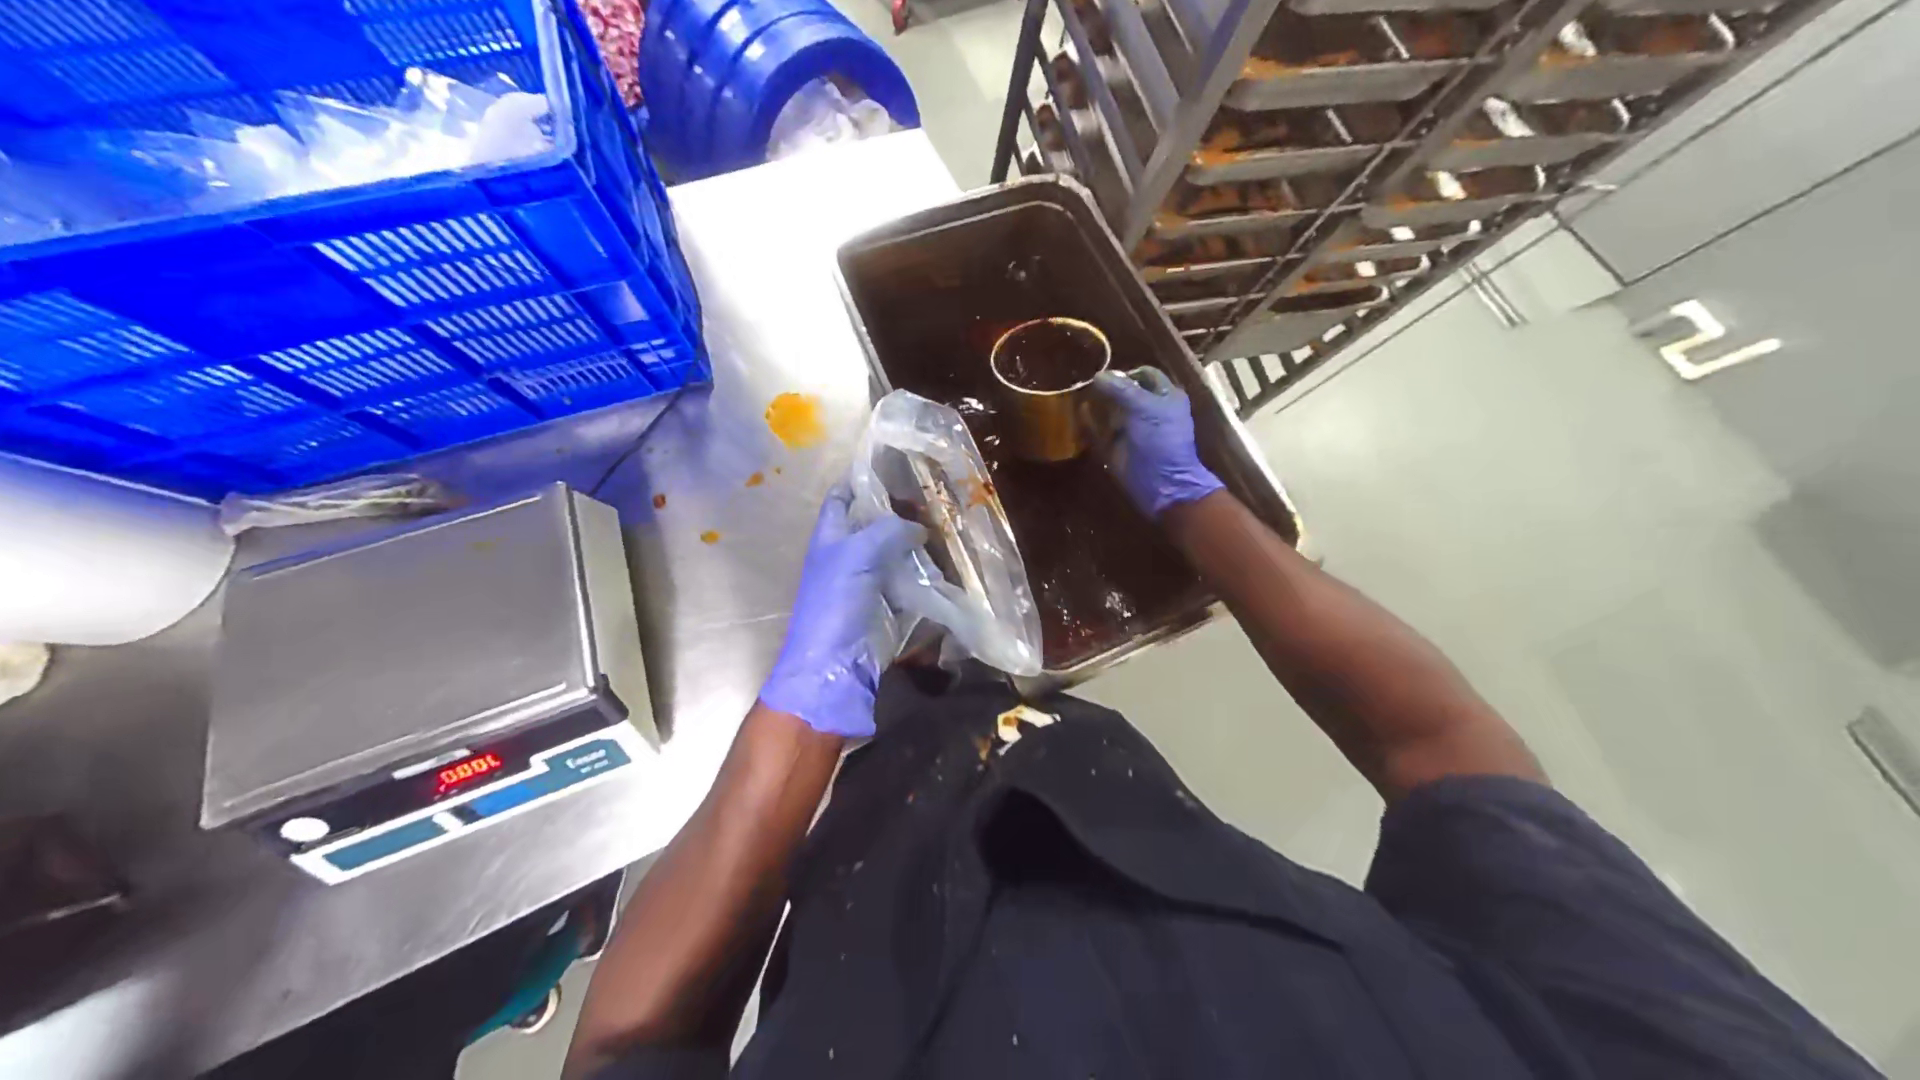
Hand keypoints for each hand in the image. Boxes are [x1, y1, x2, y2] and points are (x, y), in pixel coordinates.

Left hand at [760, 483, 927, 737]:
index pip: (843, 496)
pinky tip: (944, 560)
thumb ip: (888, 529)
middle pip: (873, 522)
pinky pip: (905, 578)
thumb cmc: (837, 601)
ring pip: (893, 549)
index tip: (896, 465)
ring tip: (947, 523)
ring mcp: (867, 579)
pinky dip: (922, 569)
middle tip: (935, 496)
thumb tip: (917, 526)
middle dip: (900, 509)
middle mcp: (847, 553)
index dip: (862, 478)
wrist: (835, 662)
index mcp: (831, 535)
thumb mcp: (858, 553)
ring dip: (915, 540)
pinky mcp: (885, 603)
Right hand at [1091, 367, 1224, 518]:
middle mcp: (1149, 410)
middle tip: (1090, 387)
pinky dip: (1089, 423)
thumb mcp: (1145, 408)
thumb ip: (1121, 390)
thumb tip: (1098, 376)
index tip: (1107, 376)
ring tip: (1081, 397)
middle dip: (1108, 389)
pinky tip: (1080, 414)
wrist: (1161, 483)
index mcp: (1165, 397)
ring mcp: (1132, 429)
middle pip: (1125, 391)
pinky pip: (1099, 431)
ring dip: (1097, 404)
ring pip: (1111, 410)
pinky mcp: (1117, 446)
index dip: (1127, 373)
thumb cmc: (1161, 441)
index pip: (1145, 375)